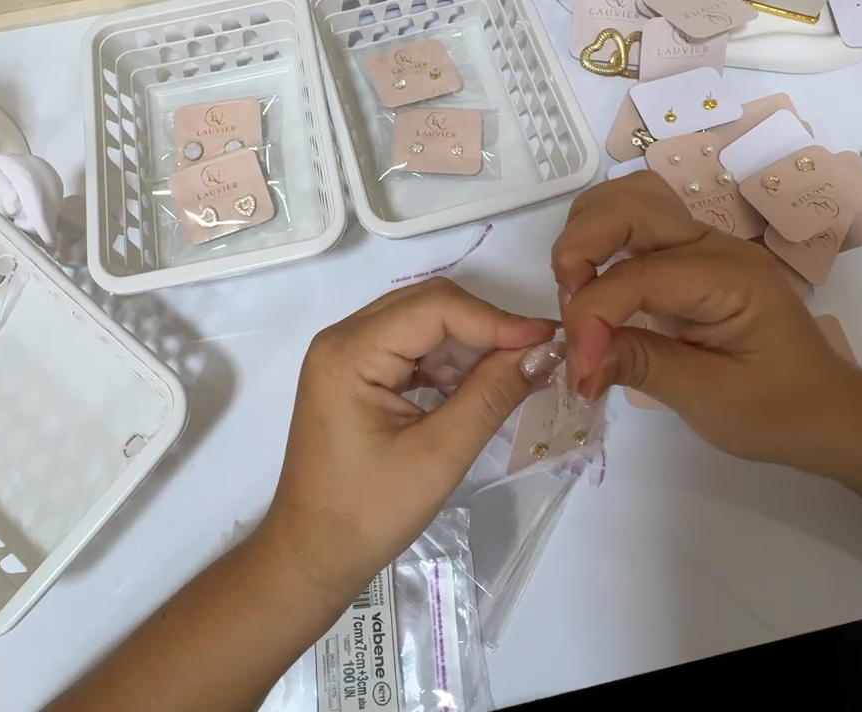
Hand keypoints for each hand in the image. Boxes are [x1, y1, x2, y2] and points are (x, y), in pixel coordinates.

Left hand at [259, 278, 555, 601]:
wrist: (313, 555)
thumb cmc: (369, 513)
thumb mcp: (439, 455)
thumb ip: (490, 396)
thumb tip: (543, 353)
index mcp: (350, 352)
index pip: (434, 308)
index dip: (495, 320)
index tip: (548, 341)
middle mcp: (343, 338)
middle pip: (427, 306)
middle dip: (484, 328)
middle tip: (537, 357)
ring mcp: (346, 354)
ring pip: (422, 324)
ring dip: (468, 345)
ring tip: (513, 375)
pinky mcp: (355, 372)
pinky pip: (410, 347)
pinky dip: (447, 362)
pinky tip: (477, 385)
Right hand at [551, 172, 861, 466]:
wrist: (829, 411)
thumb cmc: (780, 410)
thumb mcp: (709, 400)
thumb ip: (638, 365)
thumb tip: (573, 360)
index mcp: (727, 278)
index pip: (637, 275)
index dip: (592, 316)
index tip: (578, 368)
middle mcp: (712, 245)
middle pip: (627, 204)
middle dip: (579, 248)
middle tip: (567, 306)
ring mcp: (700, 243)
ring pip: (626, 199)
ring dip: (586, 233)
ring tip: (576, 290)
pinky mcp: (686, 256)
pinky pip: (634, 221)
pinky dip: (600, 238)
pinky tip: (592, 280)